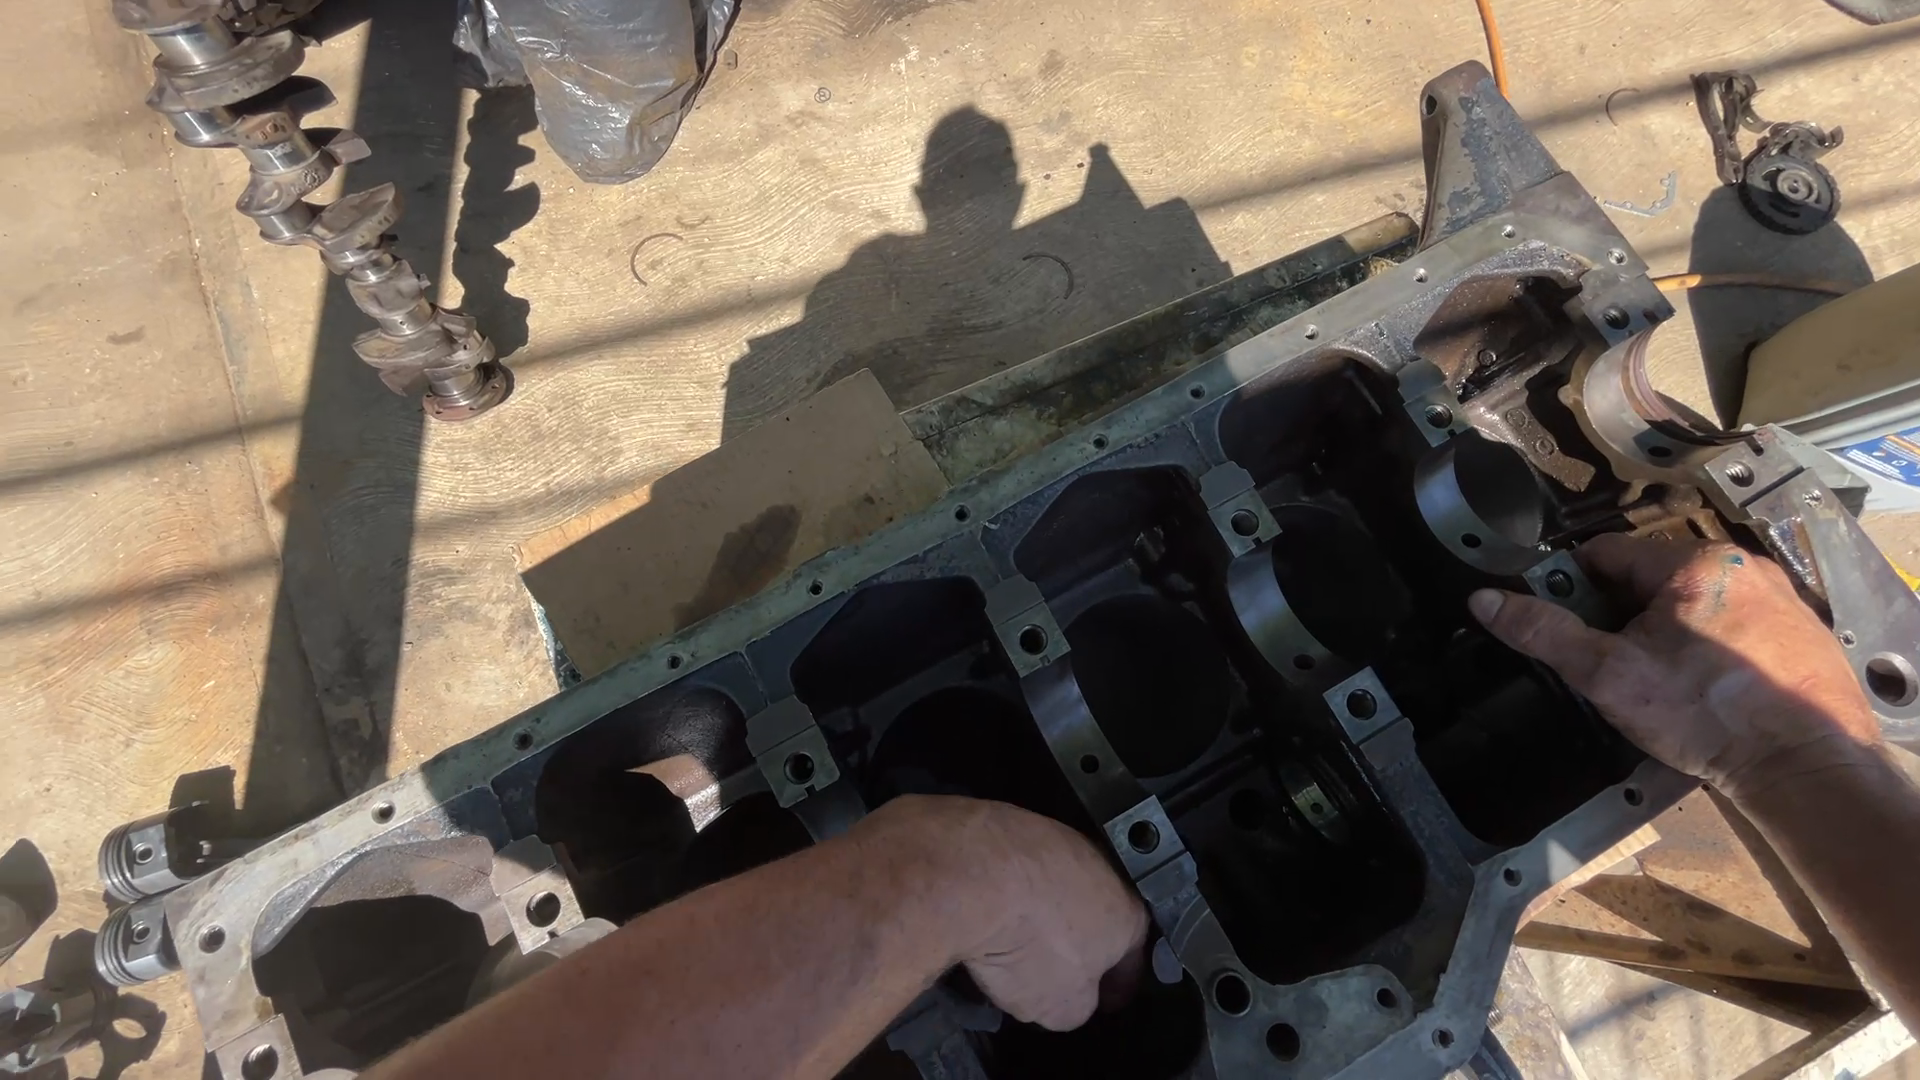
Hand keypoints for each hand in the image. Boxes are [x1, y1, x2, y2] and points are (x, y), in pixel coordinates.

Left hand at [869, 796, 1147, 1030]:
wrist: (974, 870)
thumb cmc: (1030, 940)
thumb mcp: (1062, 1007)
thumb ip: (1079, 1003)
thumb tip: (1073, 993)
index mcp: (1128, 913)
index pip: (1133, 958)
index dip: (1118, 985)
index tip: (1102, 999)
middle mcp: (1102, 865)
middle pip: (1094, 912)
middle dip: (1076, 939)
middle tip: (1052, 966)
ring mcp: (1058, 838)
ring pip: (1057, 884)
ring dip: (1041, 909)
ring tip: (1012, 937)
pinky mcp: (1016, 821)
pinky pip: (1019, 864)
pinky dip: (1009, 885)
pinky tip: (988, 906)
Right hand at [1466, 533, 1879, 799]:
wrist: (1809, 773)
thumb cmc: (1705, 713)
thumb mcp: (1605, 671)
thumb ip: (1541, 630)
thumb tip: (1483, 600)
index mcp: (1697, 563)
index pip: (1601, 553)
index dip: (1566, 586)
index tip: (1559, 623)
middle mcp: (1744, 569)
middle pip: (1640, 577)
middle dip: (1609, 612)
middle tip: (1599, 656)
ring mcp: (1779, 601)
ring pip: (1680, 601)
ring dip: (1649, 628)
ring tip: (1640, 672)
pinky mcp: (1797, 635)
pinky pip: (1720, 622)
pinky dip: (1692, 643)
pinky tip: (1687, 682)